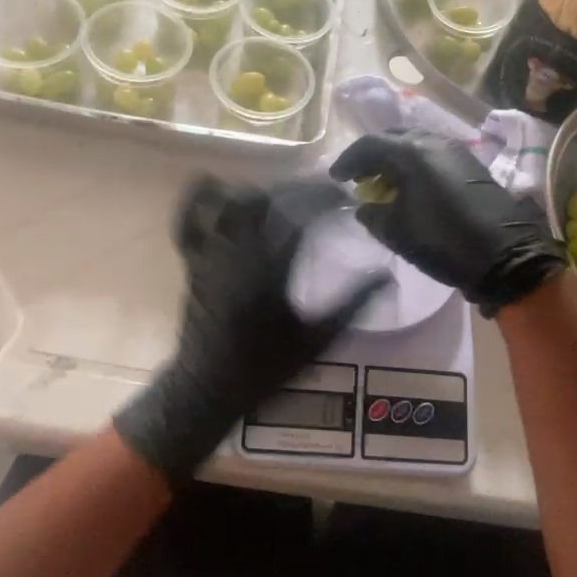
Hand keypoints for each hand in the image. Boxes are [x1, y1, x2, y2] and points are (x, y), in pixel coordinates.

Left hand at [113, 175, 388, 484]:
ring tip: (281, 198)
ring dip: (257, 192)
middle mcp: (238, 254)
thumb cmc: (264, 367)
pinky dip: (200, 200)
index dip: (326, 200)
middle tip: (319, 196)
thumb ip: (354, 304)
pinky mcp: (192, 262)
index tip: (345, 198)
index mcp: (272, 270)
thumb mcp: (318, 339)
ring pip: (228, 203)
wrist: (207, 387)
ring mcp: (210, 255)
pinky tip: (217, 189)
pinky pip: (187, 220)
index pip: (301, 217)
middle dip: (295, 190)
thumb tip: (388, 276)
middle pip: (264, 200)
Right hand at [330, 129, 566, 316]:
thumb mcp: (397, 231)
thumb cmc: (444, 241)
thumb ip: (373, 214)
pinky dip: (415, 166)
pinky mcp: (471, 166)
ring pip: (416, 145)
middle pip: (393, 138)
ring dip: (395, 160)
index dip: (348, 161)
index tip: (336, 179)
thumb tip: (365, 205)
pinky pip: (433, 156)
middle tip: (358, 177)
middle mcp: (435, 142)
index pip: (370, 145)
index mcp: (413, 152)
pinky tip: (411, 189)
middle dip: (372, 156)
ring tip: (383, 184)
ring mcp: (457, 151)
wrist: (504, 255)